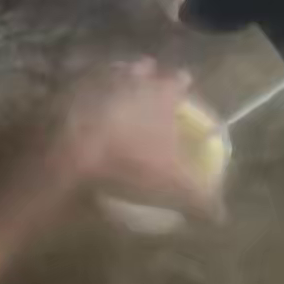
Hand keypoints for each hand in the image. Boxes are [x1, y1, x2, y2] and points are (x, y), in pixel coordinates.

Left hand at [37, 58, 218, 212]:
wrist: (68, 148)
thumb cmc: (129, 161)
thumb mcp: (173, 186)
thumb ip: (201, 199)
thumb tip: (219, 215)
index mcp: (160, 91)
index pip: (178, 79)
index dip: (181, 84)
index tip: (182, 90)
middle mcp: (128, 75)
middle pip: (142, 68)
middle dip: (145, 75)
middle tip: (147, 90)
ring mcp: (92, 76)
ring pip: (108, 72)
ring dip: (112, 81)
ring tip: (114, 98)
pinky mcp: (63, 86)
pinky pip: (78, 85)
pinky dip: (82, 95)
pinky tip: (82, 110)